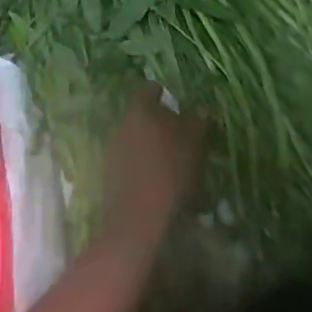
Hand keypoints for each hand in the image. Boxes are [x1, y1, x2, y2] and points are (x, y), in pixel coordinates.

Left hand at [101, 85, 204, 248]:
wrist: (137, 221)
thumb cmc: (170, 174)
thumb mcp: (193, 144)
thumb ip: (196, 121)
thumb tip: (200, 107)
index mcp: (140, 111)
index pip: (150, 90)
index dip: (164, 94)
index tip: (178, 102)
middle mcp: (122, 125)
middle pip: (144, 115)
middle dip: (162, 123)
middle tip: (184, 136)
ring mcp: (113, 150)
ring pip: (138, 139)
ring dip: (154, 146)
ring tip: (177, 163)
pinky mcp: (111, 175)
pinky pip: (133, 161)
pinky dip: (146, 165)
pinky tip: (162, 181)